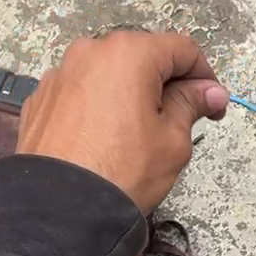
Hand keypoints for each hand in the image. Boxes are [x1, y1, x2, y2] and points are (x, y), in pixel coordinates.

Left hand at [16, 31, 229, 210]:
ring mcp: (61, 73)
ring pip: (111, 74)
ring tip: (143, 134)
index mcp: (129, 54)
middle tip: (185, 119)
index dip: (205, 76)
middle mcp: (90, 51)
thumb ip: (192, 106)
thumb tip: (211, 92)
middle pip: (143, 57)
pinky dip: (103, 106)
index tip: (213, 104)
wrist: (61, 205)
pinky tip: (110, 139)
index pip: (181, 49)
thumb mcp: (173, 141)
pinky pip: (84, 93)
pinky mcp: (43, 98)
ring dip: (134, 94)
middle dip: (169, 84)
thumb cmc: (123, 171)